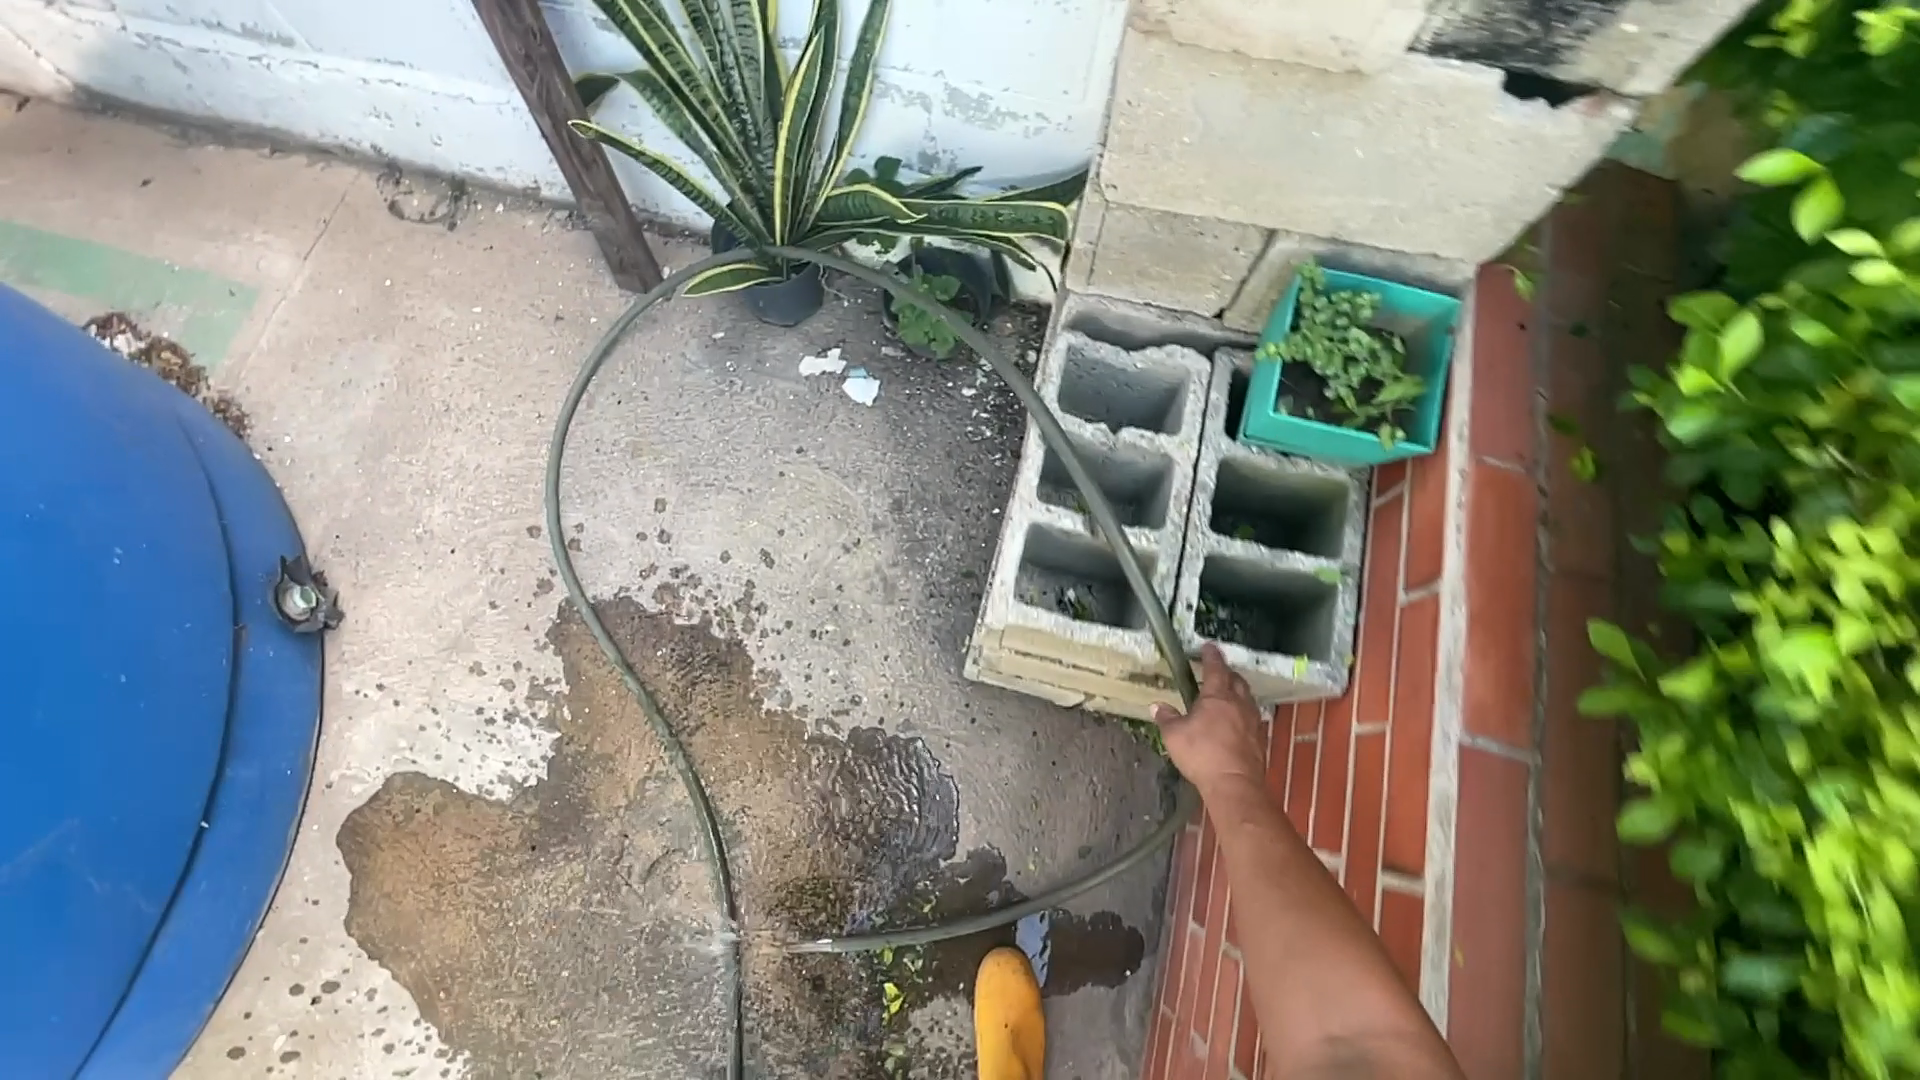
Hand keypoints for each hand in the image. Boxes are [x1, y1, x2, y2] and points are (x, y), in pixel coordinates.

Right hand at [1151, 643, 1266, 795]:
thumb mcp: (1174, 735)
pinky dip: (1244, 712)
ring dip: (1238, 692)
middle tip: (1218, 672)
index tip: (1209, 647)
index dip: (1211, 656)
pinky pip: (1253, 717)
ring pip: (1247, 698)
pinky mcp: (1260, 739)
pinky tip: (1237, 721)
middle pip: (1237, 681)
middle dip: (1228, 673)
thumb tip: (1156, 706)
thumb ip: (1166, 717)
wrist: (1235, 784)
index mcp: (1217, 696)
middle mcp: (1239, 704)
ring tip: (1228, 695)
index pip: (1216, 669)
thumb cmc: (1202, 754)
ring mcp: (1253, 721)